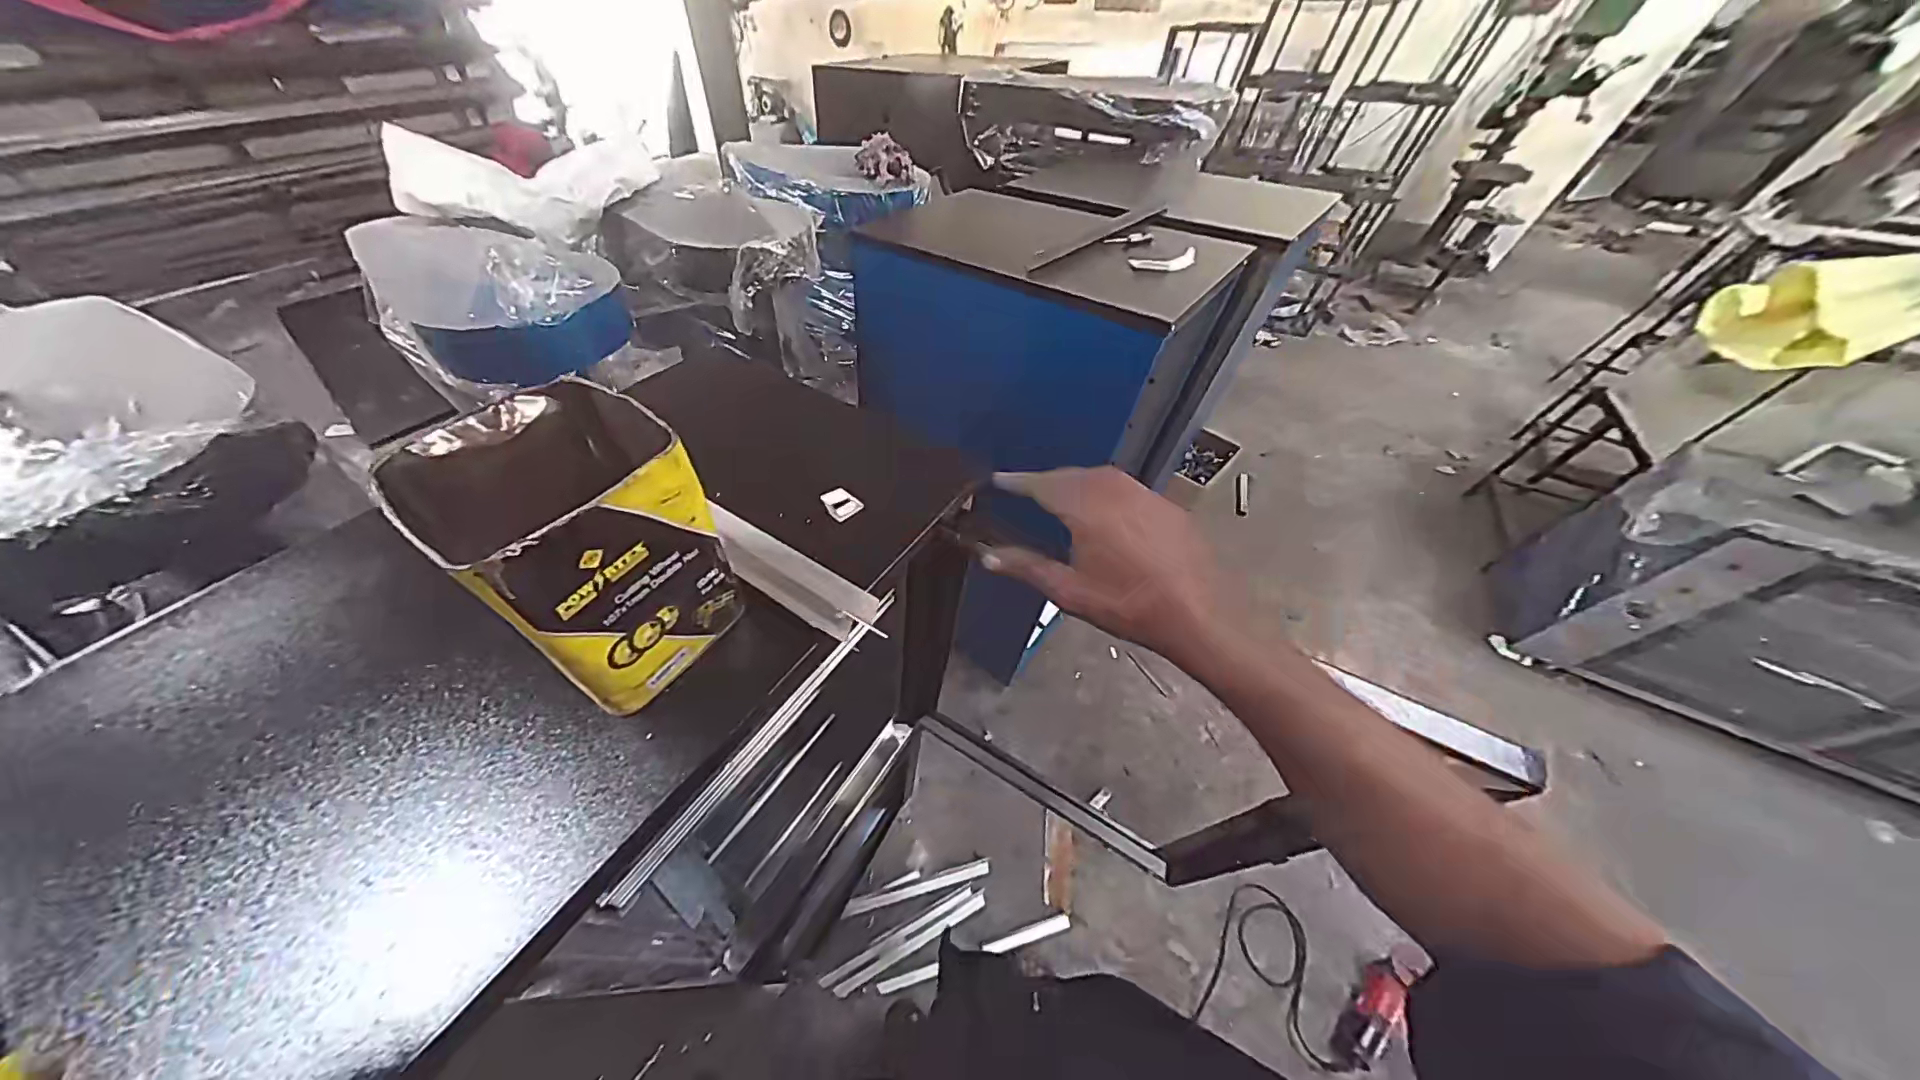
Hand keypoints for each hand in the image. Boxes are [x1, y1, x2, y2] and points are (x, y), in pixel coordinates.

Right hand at [980, 467, 1224, 664]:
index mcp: (1085, 506)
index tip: (999, 481)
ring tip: (1061, 502)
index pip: (1040, 484)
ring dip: (1076, 485)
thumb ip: (1026, 567)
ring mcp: (1144, 494)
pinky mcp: (1166, 505)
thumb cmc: (1129, 606)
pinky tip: (1104, 516)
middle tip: (1026, 493)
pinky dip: (1105, 495)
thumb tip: (988, 556)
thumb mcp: (1070, 591)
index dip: (1016, 482)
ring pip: (1100, 479)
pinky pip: (1126, 489)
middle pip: (1070, 476)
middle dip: (1046, 482)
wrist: (1198, 615)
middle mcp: (1114, 490)